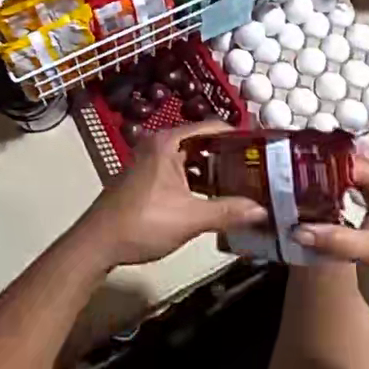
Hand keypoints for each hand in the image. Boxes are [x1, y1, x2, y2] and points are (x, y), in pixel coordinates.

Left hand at [73, 122, 268, 269]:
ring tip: (251, 187)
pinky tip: (222, 200)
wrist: (100, 240)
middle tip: (265, 172)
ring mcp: (153, 163)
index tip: (267, 149)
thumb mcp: (189, 217)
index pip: (211, 128)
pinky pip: (183, 174)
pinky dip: (202, 183)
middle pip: (204, 144)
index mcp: (167, 143)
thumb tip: (264, 210)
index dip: (240, 137)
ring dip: (218, 172)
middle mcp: (160, 146)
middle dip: (232, 157)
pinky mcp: (151, 180)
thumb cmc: (143, 221)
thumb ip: (227, 211)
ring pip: (194, 161)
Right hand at [290, 144, 368, 322]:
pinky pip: (360, 185)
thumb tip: (292, 230)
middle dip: (321, 160)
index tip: (286, 161)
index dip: (317, 159)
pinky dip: (341, 185)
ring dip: (330, 172)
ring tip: (296, 175)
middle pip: (351, 159)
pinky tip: (320, 194)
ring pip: (356, 171)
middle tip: (287, 164)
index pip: (346, 159)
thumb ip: (333, 239)